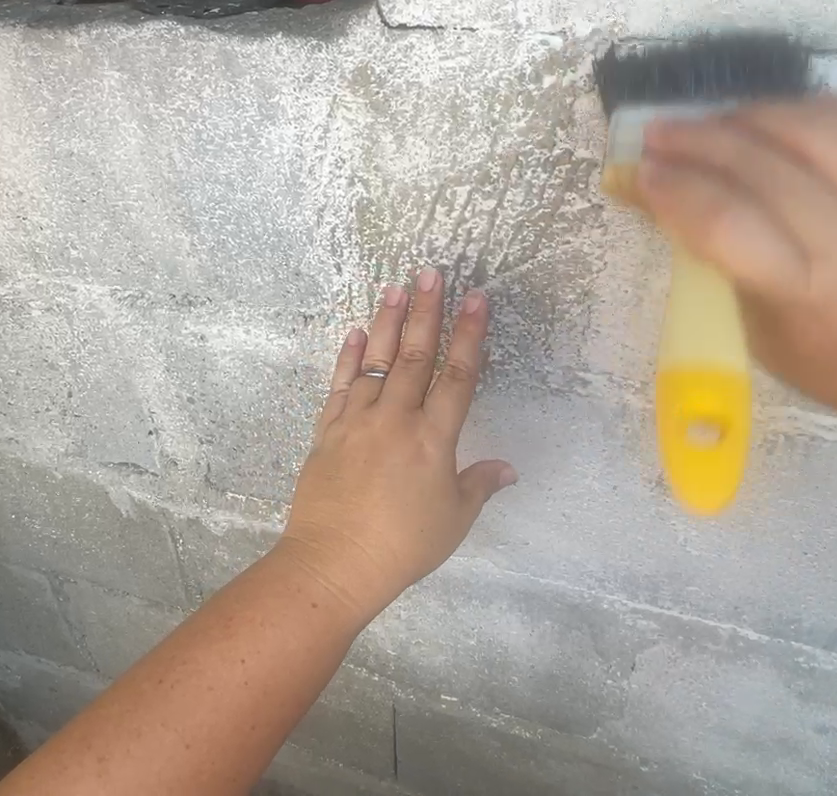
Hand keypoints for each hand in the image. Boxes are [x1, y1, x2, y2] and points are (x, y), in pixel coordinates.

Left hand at [274, 269, 516, 622]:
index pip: (457, 376)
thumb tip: (508, 467)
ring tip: (394, 286)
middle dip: (426, 311)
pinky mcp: (328, 429)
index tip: (476, 298)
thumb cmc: (402, 546)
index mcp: (433, 439)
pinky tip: (354, 333)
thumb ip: (480, 485)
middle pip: (415, 355)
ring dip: (386, 321)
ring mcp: (357, 420)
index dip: (469, 334)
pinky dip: (347, 356)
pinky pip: (340, 384)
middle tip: (430, 273)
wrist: (334, 563)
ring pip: (374, 360)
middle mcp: (396, 418)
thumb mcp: (453, 520)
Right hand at [634, 94, 836, 442]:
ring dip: (750, 114)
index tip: (640, 172)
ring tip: (715, 121)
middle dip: (698, 141)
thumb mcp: (760, 333)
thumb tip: (653, 194)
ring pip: (814, 124)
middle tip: (659, 133)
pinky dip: (811, 107)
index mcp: (815, 295)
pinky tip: (779, 117)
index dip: (674, 189)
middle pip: (763, 165)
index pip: (726, 222)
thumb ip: (710, 261)